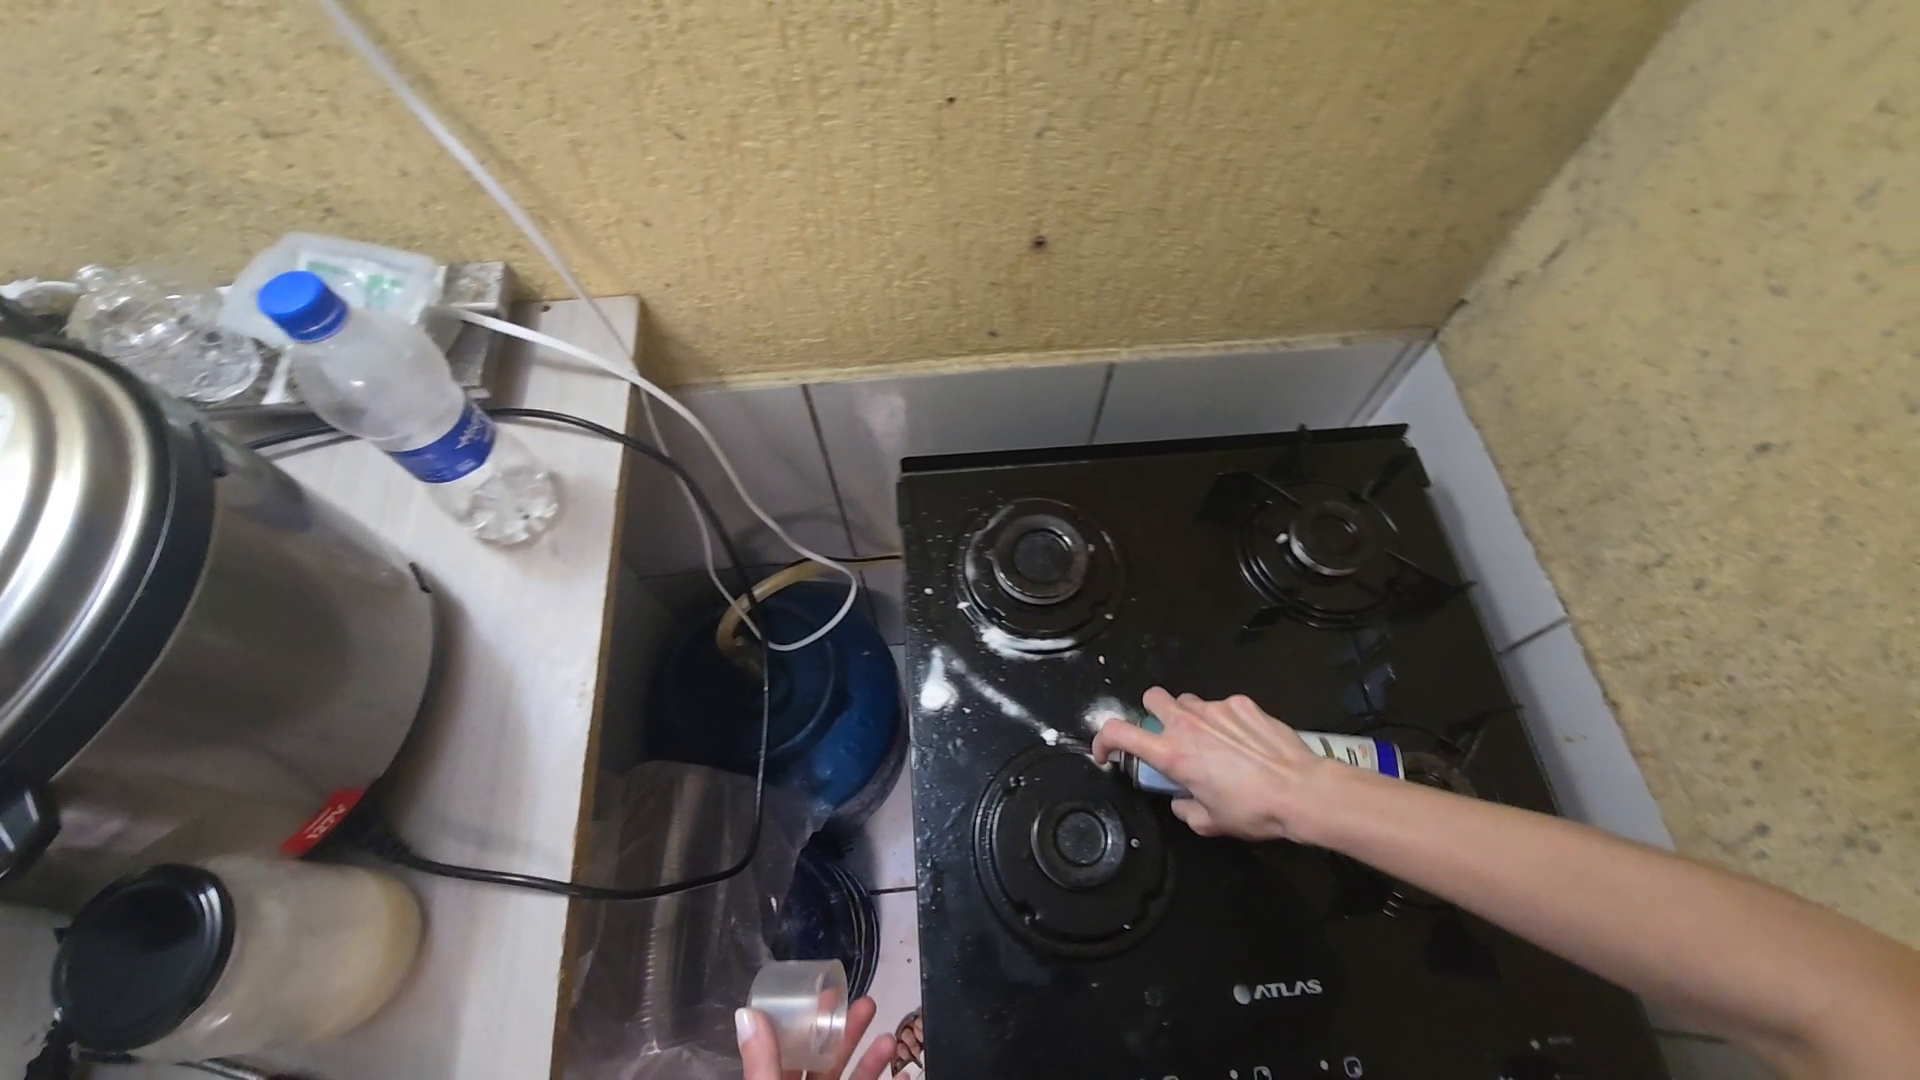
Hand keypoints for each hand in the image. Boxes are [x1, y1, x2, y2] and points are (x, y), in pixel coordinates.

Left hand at [737, 997, 894, 1079]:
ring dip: (873, 1060)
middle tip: (867, 1003)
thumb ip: (762, 1065)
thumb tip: (746, 1013)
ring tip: (889, 1039)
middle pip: (828, 1064)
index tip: (828, 993)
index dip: (810, 1022)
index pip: (790, 1053)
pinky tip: (905, 1073)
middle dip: (848, 1033)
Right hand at [1090, 687, 1343, 842]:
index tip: (1108, 754)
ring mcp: (1215, 708)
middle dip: (1152, 714)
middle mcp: (1187, 724)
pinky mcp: (1242, 704)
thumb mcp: (1210, 822)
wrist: (1302, 792)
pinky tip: (1244, 741)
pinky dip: (1225, 721)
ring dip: (1190, 718)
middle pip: (1152, 698)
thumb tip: (1182, 800)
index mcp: (1172, 754)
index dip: (1103, 740)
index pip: (1118, 733)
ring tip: (1211, 741)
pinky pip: (1223, 706)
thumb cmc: (1252, 811)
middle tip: (1168, 737)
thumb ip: (1185, 809)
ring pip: (1188, 701)